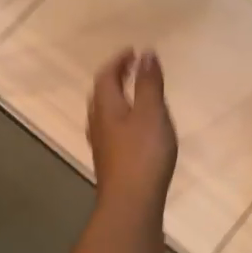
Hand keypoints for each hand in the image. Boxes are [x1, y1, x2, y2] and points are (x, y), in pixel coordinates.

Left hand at [87, 48, 177, 212]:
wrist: (131, 202)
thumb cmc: (144, 152)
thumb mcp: (152, 112)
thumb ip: (149, 83)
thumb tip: (146, 53)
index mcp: (108, 109)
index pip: (106, 78)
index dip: (118, 62)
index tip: (133, 50)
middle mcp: (100, 124)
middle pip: (101, 95)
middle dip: (115, 77)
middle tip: (132, 66)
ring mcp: (104, 144)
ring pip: (105, 112)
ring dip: (117, 96)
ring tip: (134, 91)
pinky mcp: (112, 160)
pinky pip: (112, 127)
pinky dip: (122, 114)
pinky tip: (135, 125)